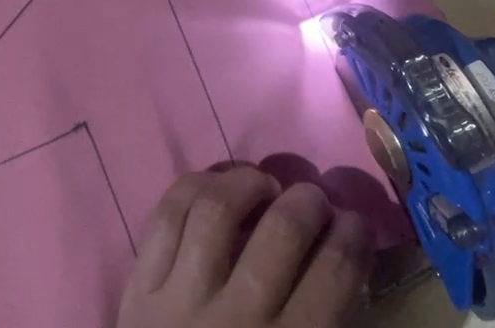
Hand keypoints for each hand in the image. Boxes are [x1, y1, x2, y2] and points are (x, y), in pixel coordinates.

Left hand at [118, 167, 372, 327]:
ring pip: (217, 209)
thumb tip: (345, 258)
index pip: (335, 272)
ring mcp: (182, 298)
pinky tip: (214, 186)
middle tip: (313, 199)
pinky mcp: (140, 287)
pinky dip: (194, 187)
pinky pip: (165, 216)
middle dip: (309, 200)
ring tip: (264, 185)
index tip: (354, 221)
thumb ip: (324, 322)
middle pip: (282, 230)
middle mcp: (238, 319)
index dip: (354, 233)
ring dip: (249, 182)